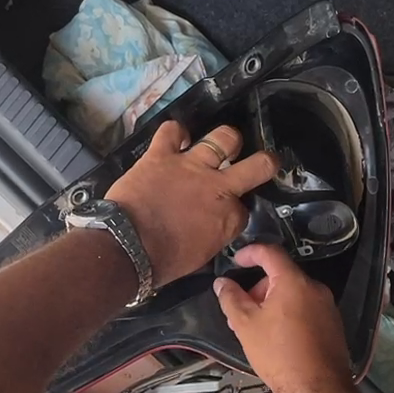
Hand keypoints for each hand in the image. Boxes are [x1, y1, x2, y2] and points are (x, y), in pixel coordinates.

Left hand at [106, 121, 277, 285]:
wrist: (126, 247)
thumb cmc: (163, 262)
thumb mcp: (200, 258)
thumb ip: (214, 237)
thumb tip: (212, 232)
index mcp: (229, 219)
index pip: (245, 209)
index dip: (238, 210)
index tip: (229, 213)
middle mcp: (218, 187)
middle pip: (259, 165)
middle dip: (267, 162)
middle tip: (264, 162)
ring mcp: (191, 166)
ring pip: (224, 137)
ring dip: (227, 140)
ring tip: (222, 146)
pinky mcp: (161, 154)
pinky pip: (173, 130)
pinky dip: (176, 132)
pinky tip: (178, 138)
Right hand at [214, 243, 355, 392]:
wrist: (319, 390)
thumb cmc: (279, 355)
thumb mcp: (246, 326)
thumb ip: (231, 299)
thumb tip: (222, 282)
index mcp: (293, 282)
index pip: (270, 252)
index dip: (249, 252)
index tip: (235, 260)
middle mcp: (315, 288)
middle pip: (281, 275)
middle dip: (257, 288)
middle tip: (241, 310)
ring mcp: (327, 306)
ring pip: (293, 294)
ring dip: (271, 302)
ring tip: (255, 328)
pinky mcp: (333, 324)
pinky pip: (305, 308)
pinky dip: (288, 313)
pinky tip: (277, 337)